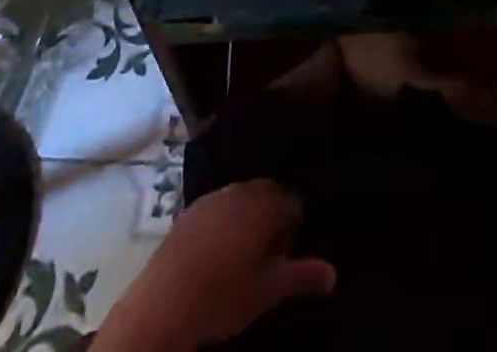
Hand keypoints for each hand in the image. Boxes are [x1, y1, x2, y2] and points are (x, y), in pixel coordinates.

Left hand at [94, 179, 336, 351]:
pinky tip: (217, 250)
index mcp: (263, 206)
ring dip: (248, 215)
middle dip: (272, 214)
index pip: (292, 201)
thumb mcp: (268, 291)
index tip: (287, 251)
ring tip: (243, 252)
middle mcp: (239, 193)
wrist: (162, 305)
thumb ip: (302, 276)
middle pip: (267, 192)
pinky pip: (218, 205)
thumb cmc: (222, 296)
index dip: (293, 225)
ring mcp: (211, 199)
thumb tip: (334, 273)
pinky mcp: (188, 211)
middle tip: (268, 252)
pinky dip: (225, 220)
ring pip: (241, 197)